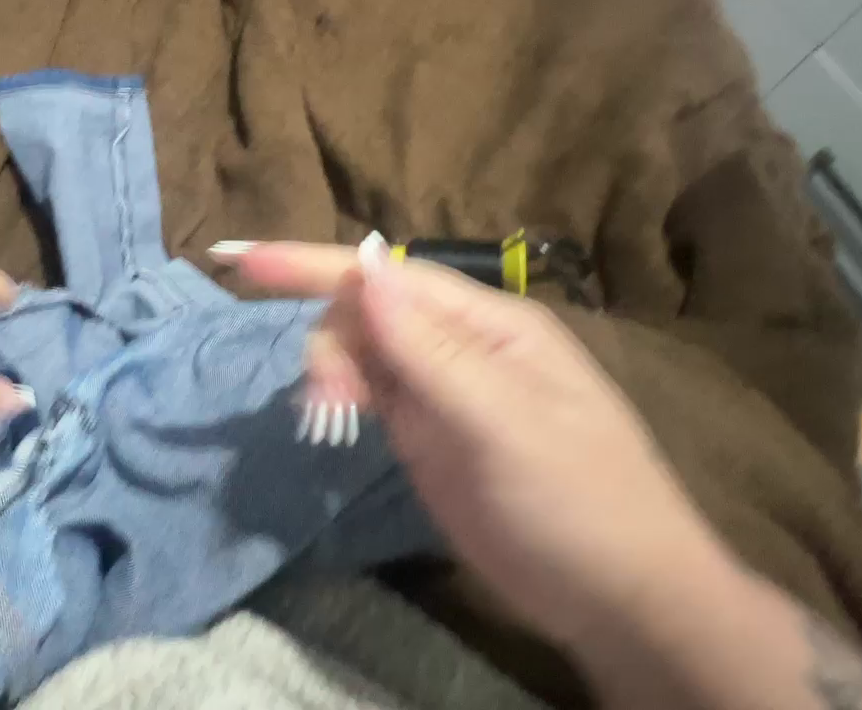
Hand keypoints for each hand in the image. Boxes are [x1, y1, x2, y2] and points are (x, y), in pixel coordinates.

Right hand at [231, 242, 740, 652]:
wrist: (618, 602)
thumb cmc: (576, 502)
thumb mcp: (503, 423)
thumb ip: (429, 347)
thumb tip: (364, 266)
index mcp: (486, 323)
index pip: (386, 275)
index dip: (311, 263)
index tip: (242, 259)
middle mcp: (457, 342)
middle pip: (363, 311)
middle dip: (328, 342)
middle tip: (324, 401)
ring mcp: (437, 385)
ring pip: (357, 349)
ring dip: (328, 373)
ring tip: (327, 418)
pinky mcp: (421, 426)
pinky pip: (364, 389)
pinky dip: (337, 396)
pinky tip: (329, 418)